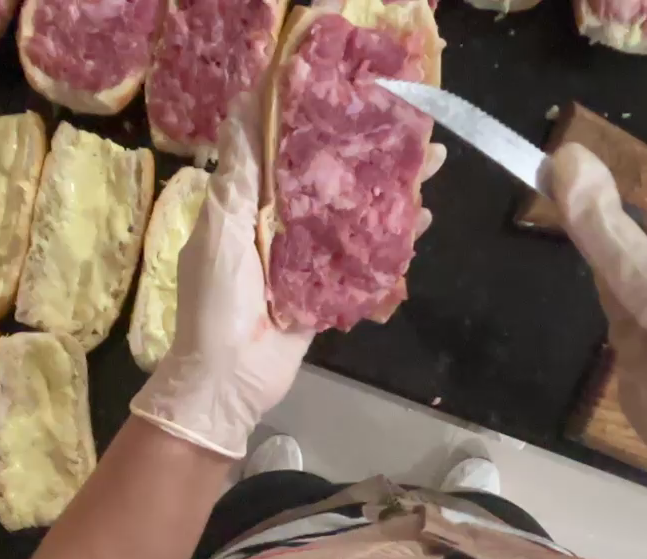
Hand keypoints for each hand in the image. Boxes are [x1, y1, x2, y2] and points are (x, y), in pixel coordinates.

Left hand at [130, 96, 445, 458]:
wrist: (226, 382)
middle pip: (325, 181)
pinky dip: (389, 243)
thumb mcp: (219, 233)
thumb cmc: (215, 306)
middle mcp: (276, 229)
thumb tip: (247, 106)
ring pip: (348, 217)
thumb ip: (238, 178)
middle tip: (409, 123)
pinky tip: (420, 220)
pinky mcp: (325, 295)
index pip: (280, 153)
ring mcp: (304, 263)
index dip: (310, 120)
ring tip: (431, 163)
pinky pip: (360, 262)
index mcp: (245, 209)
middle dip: (363, 153)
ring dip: (387, 192)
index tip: (348, 88)